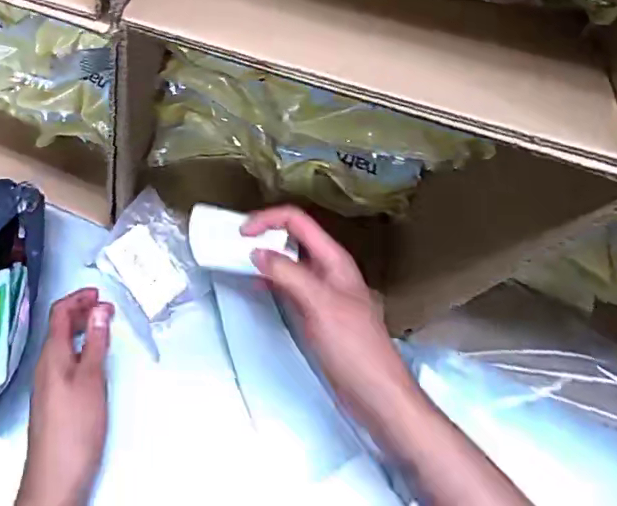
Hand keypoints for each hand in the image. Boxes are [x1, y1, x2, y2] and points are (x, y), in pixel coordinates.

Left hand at [16, 287, 112, 505]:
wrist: (54, 479)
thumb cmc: (75, 428)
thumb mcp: (92, 379)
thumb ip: (96, 343)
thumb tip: (99, 310)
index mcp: (53, 354)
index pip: (60, 312)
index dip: (78, 298)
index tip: (98, 293)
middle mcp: (45, 364)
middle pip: (60, 326)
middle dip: (81, 312)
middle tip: (105, 309)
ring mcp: (46, 383)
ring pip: (62, 344)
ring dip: (81, 331)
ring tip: (103, 330)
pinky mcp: (52, 400)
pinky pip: (64, 361)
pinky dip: (79, 350)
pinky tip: (94, 361)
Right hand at [245, 208, 531, 505]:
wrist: (380, 397)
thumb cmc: (354, 347)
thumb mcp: (319, 304)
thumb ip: (287, 274)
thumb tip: (257, 252)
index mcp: (334, 258)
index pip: (297, 220)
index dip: (268, 219)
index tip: (242, 232)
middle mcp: (328, 269)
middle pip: (293, 236)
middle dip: (266, 234)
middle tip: (237, 245)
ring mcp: (324, 291)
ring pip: (290, 261)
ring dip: (267, 257)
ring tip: (241, 262)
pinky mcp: (318, 313)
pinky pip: (291, 285)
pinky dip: (272, 280)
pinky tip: (258, 287)